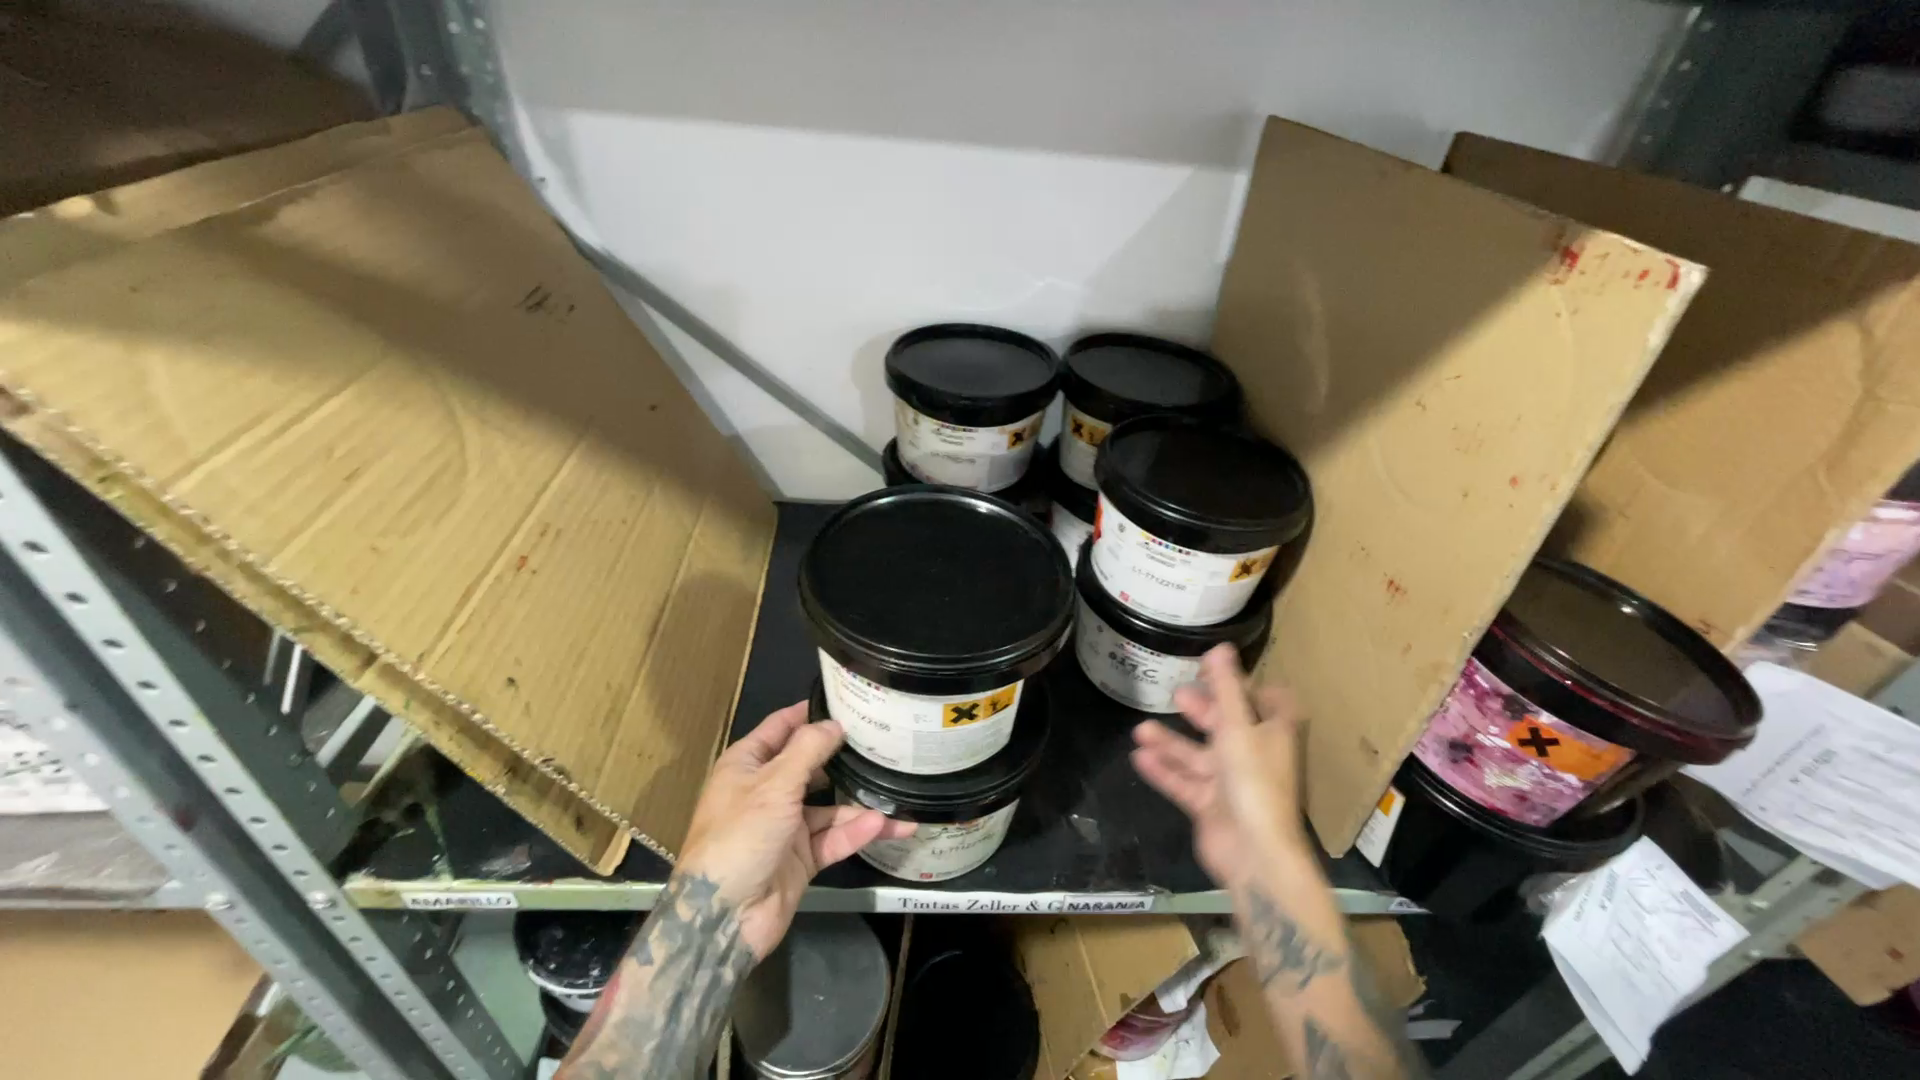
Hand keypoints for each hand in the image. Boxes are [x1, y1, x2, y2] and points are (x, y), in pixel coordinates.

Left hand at [674, 702, 914, 958]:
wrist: (724, 917)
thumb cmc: (739, 836)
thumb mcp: (773, 785)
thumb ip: (808, 750)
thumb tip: (835, 724)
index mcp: (747, 766)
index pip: (780, 728)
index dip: (808, 713)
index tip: (845, 701)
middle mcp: (766, 792)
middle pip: (810, 766)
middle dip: (843, 757)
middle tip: (884, 742)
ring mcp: (784, 827)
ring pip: (829, 807)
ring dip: (860, 803)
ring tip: (898, 793)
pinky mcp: (800, 858)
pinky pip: (833, 838)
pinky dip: (856, 832)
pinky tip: (884, 825)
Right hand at [1130, 645, 1311, 889]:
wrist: (1254, 854)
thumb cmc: (1253, 782)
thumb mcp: (1237, 728)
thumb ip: (1225, 688)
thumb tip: (1220, 646)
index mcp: (1273, 735)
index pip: (1268, 702)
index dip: (1248, 686)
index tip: (1218, 670)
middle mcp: (1254, 756)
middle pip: (1227, 726)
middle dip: (1202, 710)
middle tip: (1176, 694)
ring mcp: (1231, 784)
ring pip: (1198, 756)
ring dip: (1171, 742)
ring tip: (1141, 729)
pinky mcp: (1209, 807)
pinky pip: (1183, 783)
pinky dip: (1164, 771)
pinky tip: (1139, 757)